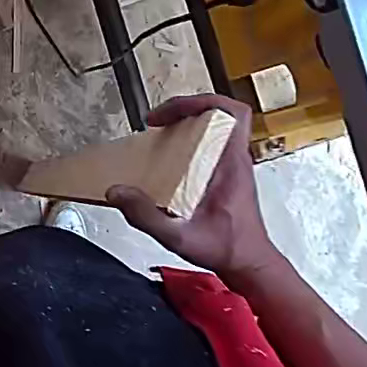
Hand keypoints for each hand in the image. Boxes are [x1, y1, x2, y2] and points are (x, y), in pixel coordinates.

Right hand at [105, 94, 285, 280]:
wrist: (249, 265)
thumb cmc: (226, 249)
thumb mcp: (180, 237)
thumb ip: (146, 216)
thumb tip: (118, 193)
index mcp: (231, 164)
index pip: (231, 112)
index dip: (200, 101)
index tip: (169, 114)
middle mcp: (234, 160)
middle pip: (219, 113)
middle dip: (186, 108)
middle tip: (159, 120)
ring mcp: (232, 166)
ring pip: (215, 127)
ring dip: (187, 123)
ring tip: (160, 133)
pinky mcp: (226, 176)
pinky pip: (210, 145)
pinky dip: (189, 142)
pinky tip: (169, 159)